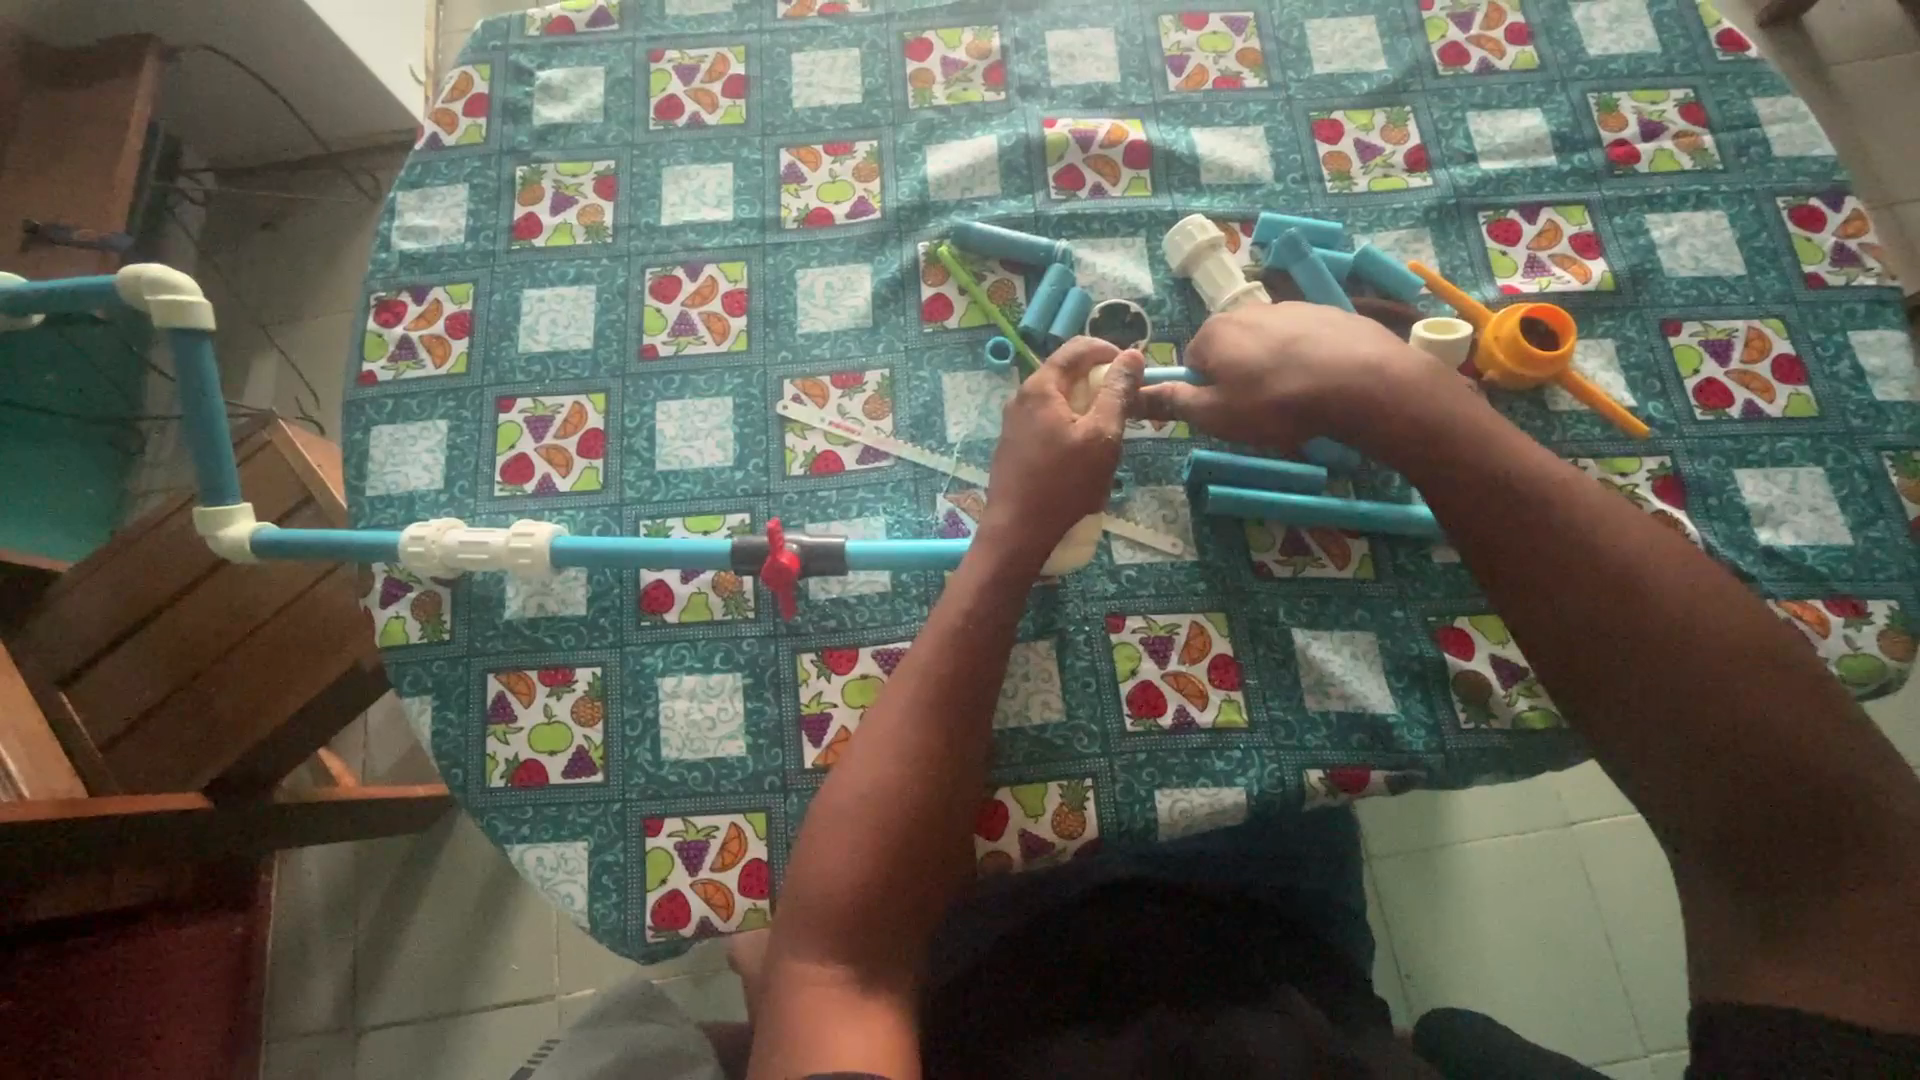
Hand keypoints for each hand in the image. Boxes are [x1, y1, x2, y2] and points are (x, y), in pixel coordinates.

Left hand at [976, 337, 1143, 567]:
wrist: (1017, 532)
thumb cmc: (1064, 484)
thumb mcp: (1102, 436)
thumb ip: (1117, 392)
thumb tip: (1131, 355)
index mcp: (1041, 387)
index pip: (1078, 348)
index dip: (1110, 352)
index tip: (1134, 373)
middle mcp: (1021, 398)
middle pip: (1066, 374)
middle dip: (1099, 384)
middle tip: (1125, 410)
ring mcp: (1013, 423)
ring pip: (1058, 401)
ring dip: (1086, 410)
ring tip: (1107, 438)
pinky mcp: (1013, 447)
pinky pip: (1047, 424)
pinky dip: (1069, 428)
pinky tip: (1081, 458)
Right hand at [1135, 302, 1458, 453]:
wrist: (1361, 383)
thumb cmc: (1275, 403)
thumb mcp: (1215, 415)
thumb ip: (1174, 402)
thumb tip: (1136, 393)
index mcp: (1214, 332)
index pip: (1192, 362)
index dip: (1205, 391)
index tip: (1225, 413)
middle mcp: (1248, 310)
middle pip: (1230, 350)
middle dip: (1239, 377)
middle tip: (1259, 411)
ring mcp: (1292, 307)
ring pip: (1268, 345)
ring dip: (1273, 369)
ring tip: (1295, 401)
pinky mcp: (1330, 313)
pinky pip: (1304, 342)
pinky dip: (1307, 361)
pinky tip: (1322, 384)